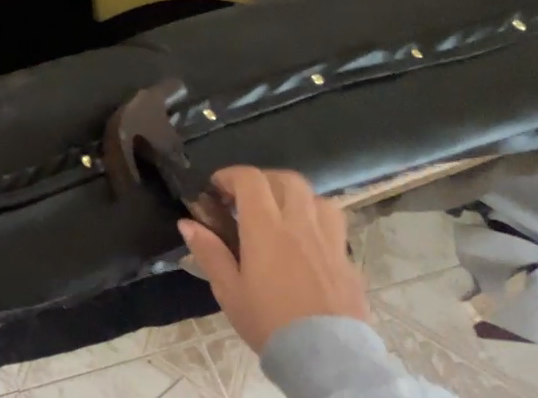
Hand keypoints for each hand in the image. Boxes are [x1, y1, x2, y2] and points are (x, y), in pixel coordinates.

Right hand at [180, 166, 369, 353]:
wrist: (328, 361)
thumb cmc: (270, 322)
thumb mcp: (228, 290)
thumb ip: (209, 252)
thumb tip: (187, 223)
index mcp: (267, 229)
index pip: (251, 180)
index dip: (230, 175)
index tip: (217, 189)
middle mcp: (301, 228)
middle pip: (289, 181)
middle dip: (265, 180)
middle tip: (248, 198)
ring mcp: (331, 245)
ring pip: (319, 200)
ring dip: (297, 199)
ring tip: (282, 215)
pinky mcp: (350, 265)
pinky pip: (336, 230)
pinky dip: (318, 224)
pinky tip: (306, 245)